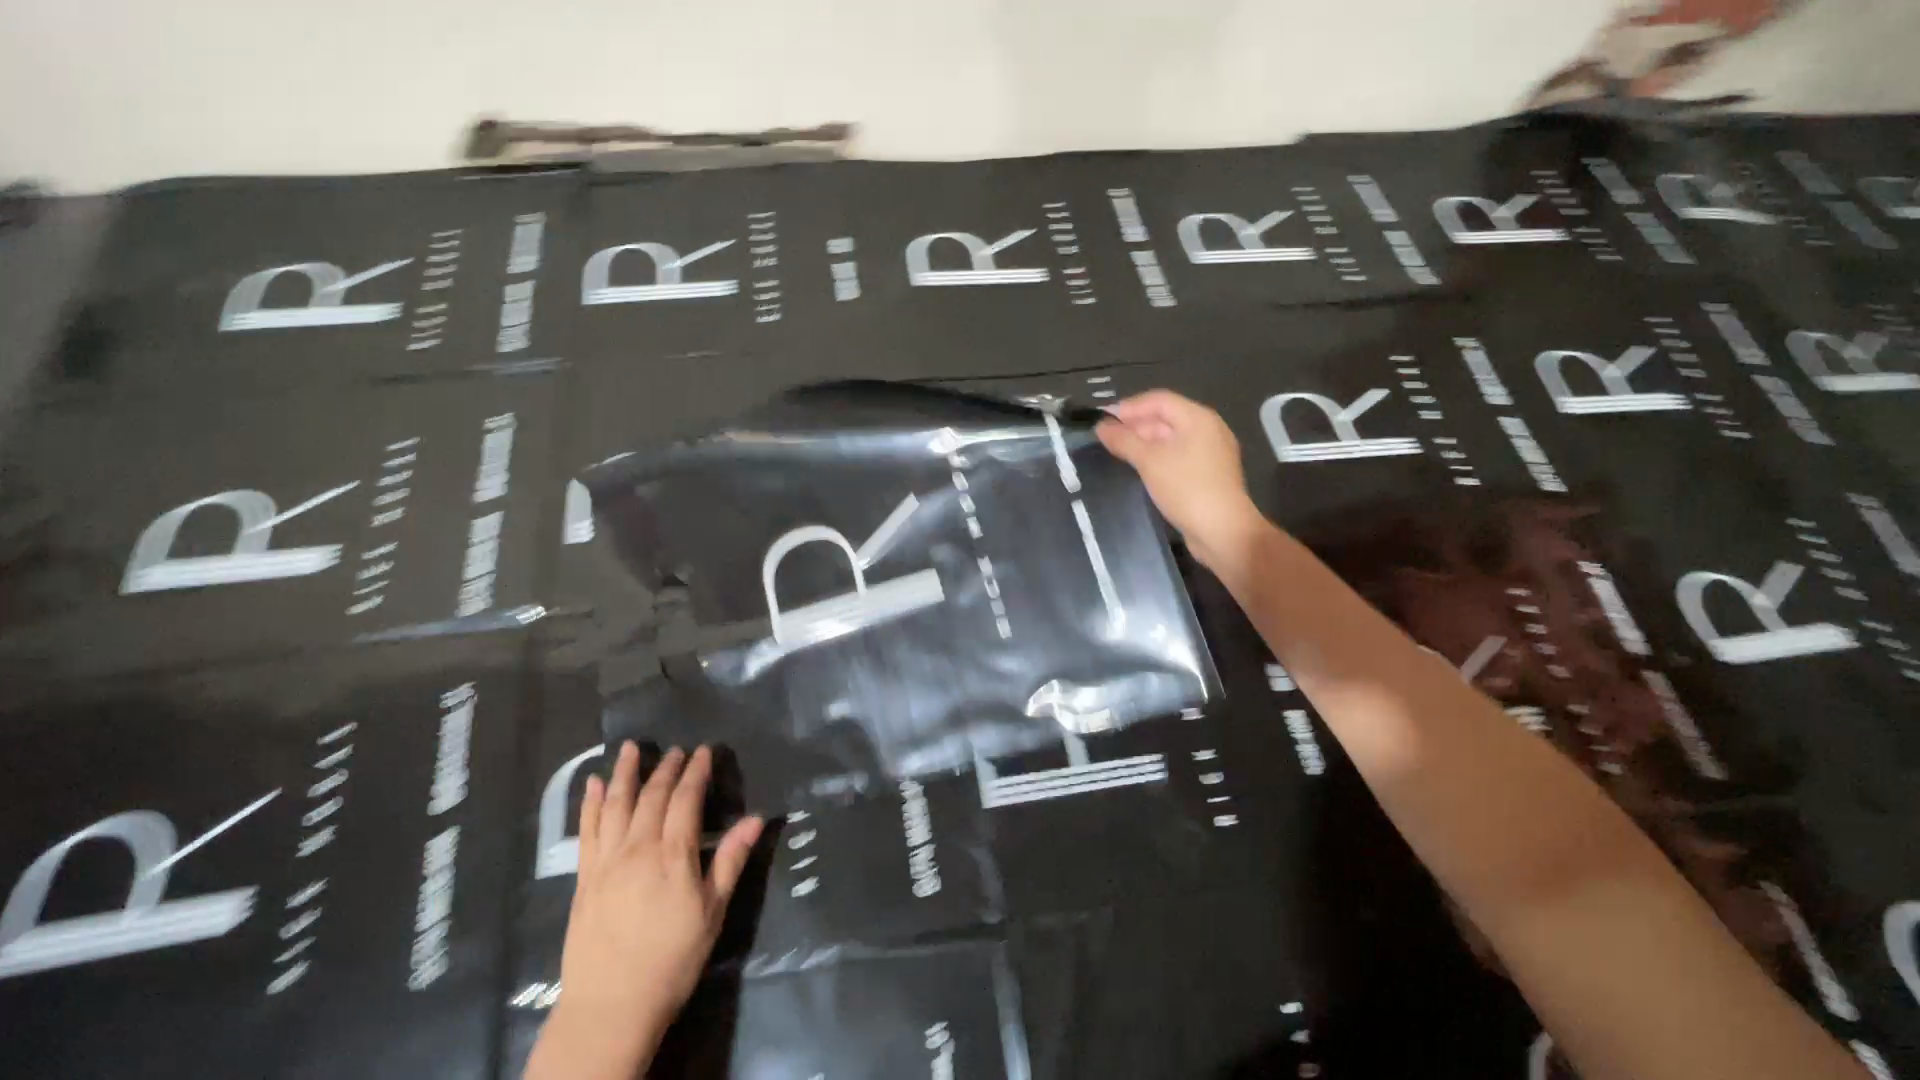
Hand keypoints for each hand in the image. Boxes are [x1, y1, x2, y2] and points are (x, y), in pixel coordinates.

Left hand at [526, 744, 763, 1079]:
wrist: (611, 1003)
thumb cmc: (672, 959)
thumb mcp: (713, 912)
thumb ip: (730, 861)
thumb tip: (756, 819)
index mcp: (673, 855)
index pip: (686, 800)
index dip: (696, 772)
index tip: (703, 750)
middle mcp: (637, 848)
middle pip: (652, 797)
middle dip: (666, 769)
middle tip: (676, 749)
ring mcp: (606, 861)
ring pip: (614, 805)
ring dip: (623, 773)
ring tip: (630, 749)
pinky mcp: (584, 877)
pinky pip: (587, 830)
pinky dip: (589, 803)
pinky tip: (591, 785)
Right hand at [1096, 390, 1265, 570]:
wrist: (1222, 531)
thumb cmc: (1186, 488)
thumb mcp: (1149, 461)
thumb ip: (1124, 440)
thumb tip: (1101, 427)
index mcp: (1198, 418)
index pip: (1159, 400)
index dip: (1129, 407)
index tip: (1103, 421)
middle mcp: (1208, 430)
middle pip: (1166, 418)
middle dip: (1135, 426)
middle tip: (1106, 440)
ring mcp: (1211, 453)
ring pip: (1172, 439)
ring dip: (1144, 443)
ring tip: (1118, 454)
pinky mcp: (1209, 475)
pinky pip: (1179, 457)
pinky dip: (1158, 459)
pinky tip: (1141, 471)